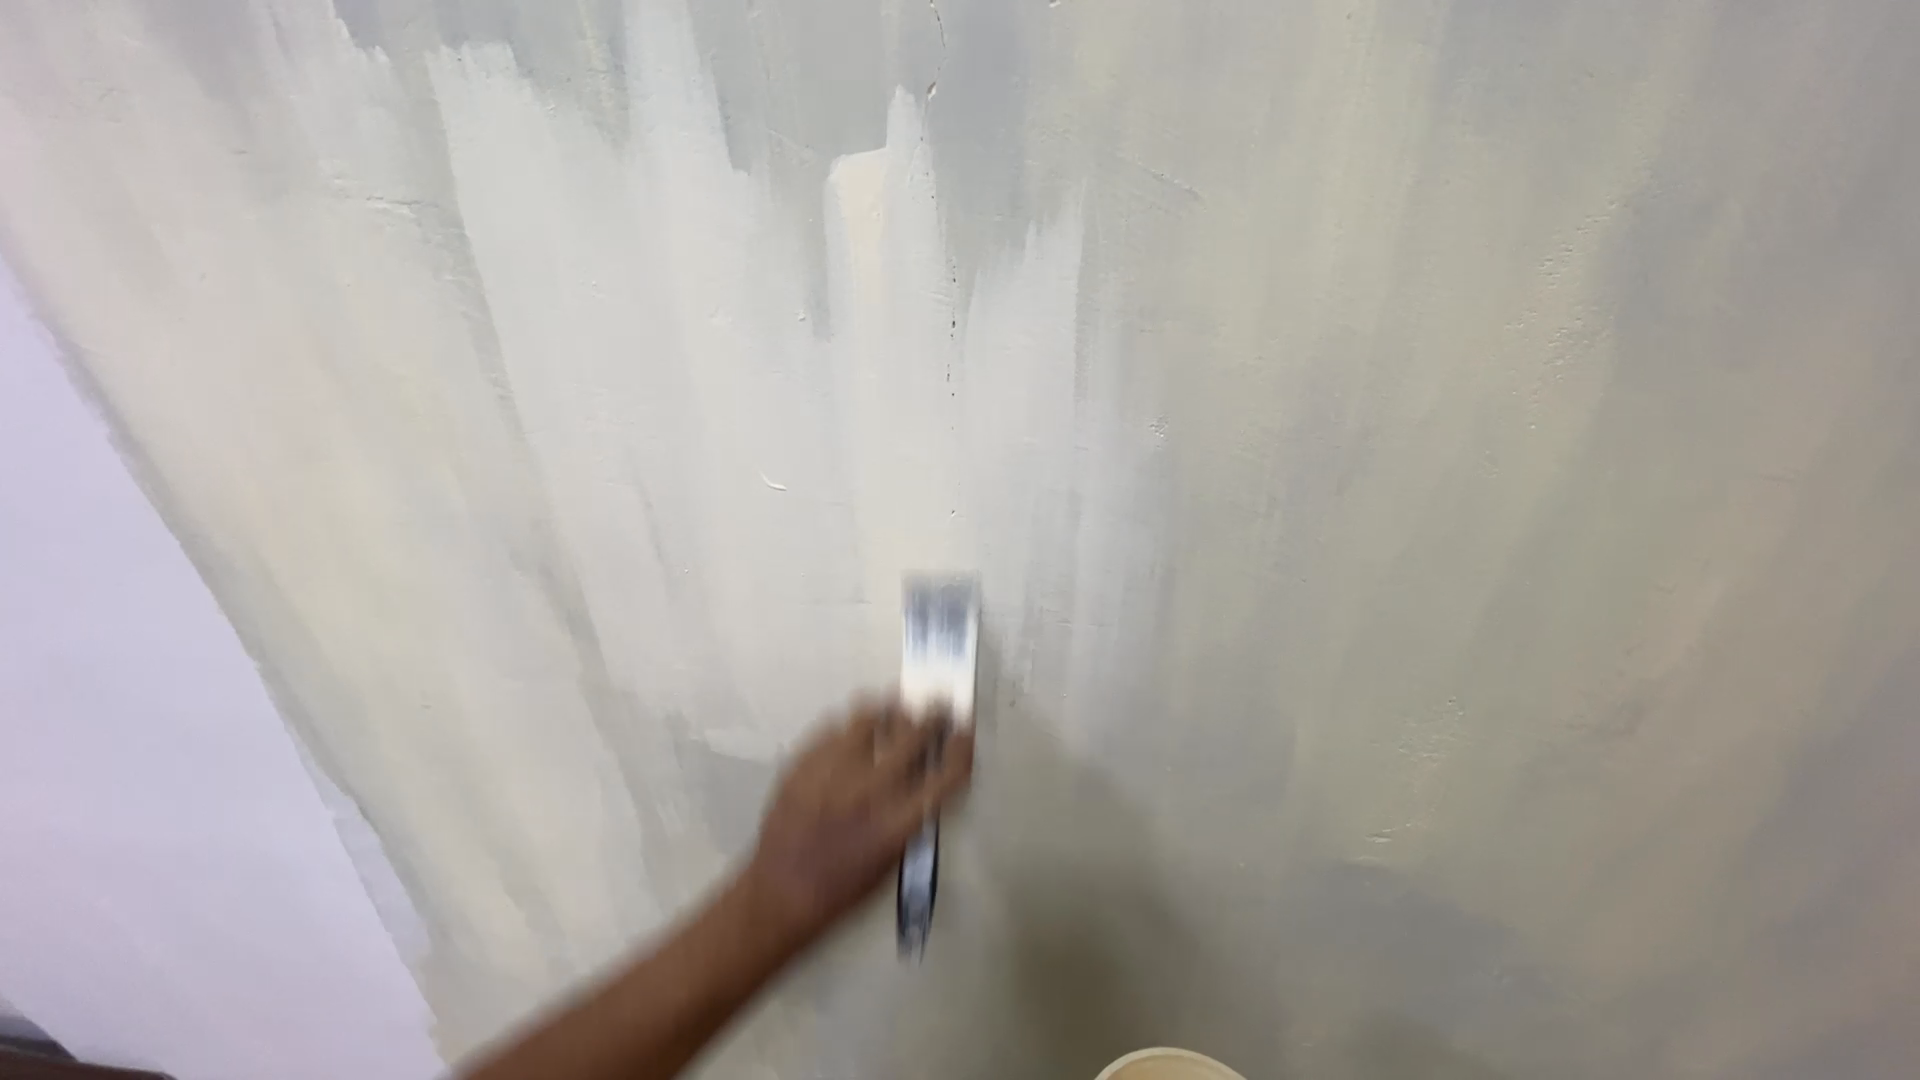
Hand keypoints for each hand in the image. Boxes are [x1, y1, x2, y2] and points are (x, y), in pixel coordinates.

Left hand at [742, 692, 975, 940]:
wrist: (779, 891)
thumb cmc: (842, 888)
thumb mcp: (891, 860)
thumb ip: (910, 816)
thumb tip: (923, 774)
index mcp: (897, 822)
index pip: (947, 773)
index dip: (962, 746)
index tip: (965, 731)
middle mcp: (870, 790)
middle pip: (914, 733)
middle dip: (934, 714)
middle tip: (937, 706)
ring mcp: (833, 771)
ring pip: (871, 715)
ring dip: (891, 710)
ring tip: (895, 709)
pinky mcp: (804, 762)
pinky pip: (833, 726)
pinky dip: (850, 727)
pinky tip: (853, 733)